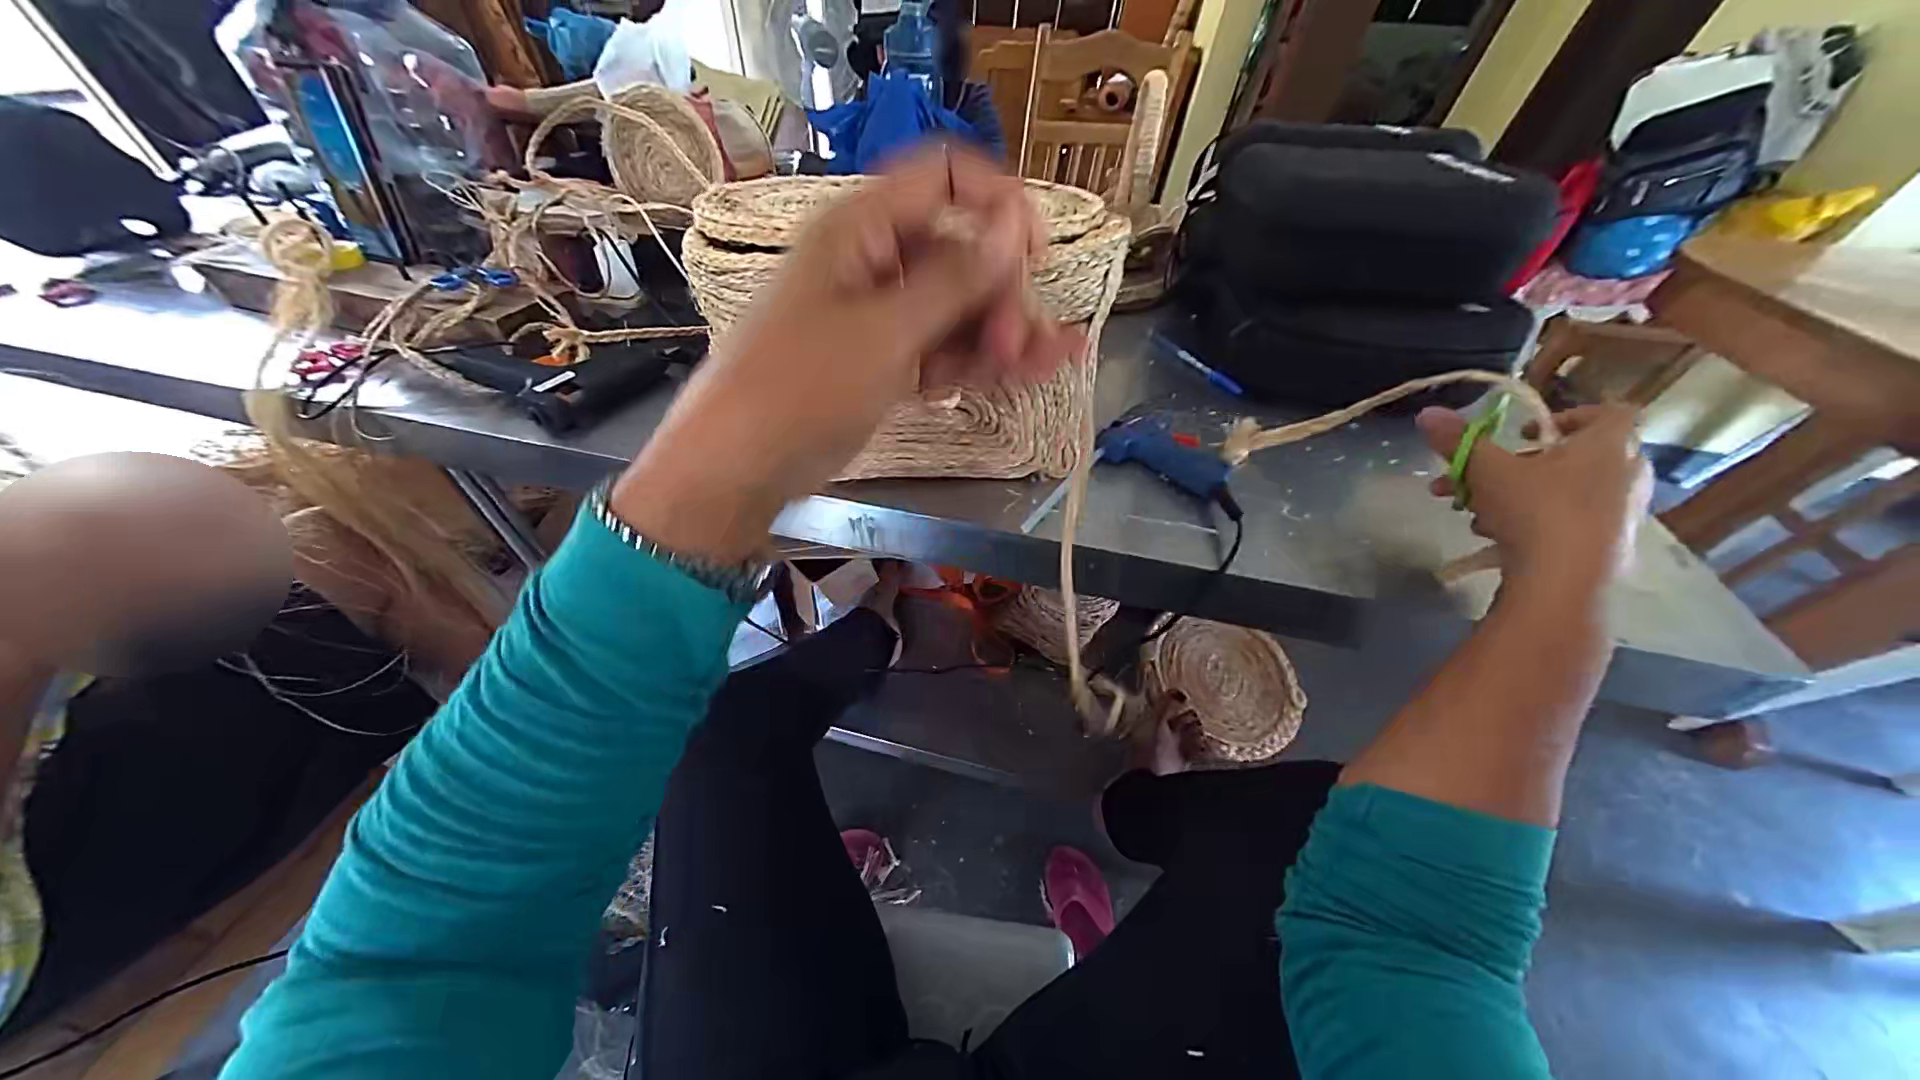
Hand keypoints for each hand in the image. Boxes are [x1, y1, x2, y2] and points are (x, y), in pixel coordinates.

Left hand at [614, 144, 1081, 560]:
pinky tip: (1020, 371)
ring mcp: (882, 316)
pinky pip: (944, 347)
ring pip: (958, 308)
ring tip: (1040, 362)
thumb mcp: (885, 332)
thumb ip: (955, 280)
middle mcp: (876, 263)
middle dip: (1001, 293)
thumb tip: (1014, 227)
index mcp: (862, 229)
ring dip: (1000, 331)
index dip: (996, 204)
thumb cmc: (800, 387)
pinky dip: (977, 360)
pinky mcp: (887, 361)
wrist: (742, 465)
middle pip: (961, 253)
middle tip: (1019, 341)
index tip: (1035, 252)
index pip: (943, 180)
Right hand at [1417, 403, 1651, 588]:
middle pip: (1573, 456)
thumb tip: (1428, 413)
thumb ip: (1459, 441)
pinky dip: (1535, 522)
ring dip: (1519, 495)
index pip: (1608, 412)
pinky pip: (1569, 521)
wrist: (1566, 580)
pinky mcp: (1610, 546)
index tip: (1524, 434)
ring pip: (1564, 491)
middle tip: (1483, 476)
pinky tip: (1497, 537)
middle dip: (1520, 464)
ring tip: (1476, 513)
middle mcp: (1627, 473)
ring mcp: (1622, 513)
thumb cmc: (1536, 510)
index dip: (1567, 416)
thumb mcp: (1486, 470)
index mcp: (1609, 445)